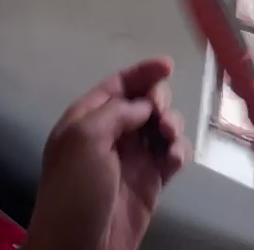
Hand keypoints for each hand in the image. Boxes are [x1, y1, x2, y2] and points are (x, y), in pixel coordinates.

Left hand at [25, 57, 190, 249]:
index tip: (168, 65)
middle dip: (158, 100)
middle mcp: (111, 133)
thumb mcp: (85, 139)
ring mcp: (132, 159)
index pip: (119, 83)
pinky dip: (178, 151)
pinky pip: (171, 157)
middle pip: (144, 102)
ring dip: (171, 125)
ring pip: (161, 127)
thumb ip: (116, 112)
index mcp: (88, 117)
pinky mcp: (150, 184)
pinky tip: (176, 157)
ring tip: (168, 138)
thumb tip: (142, 104)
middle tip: (159, 117)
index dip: (143, 72)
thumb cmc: (74, 189)